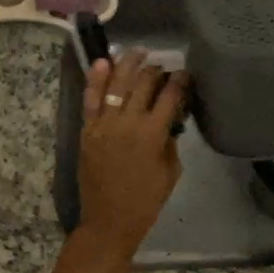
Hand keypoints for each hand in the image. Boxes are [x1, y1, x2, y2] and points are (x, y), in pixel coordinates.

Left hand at [76, 49, 188, 258]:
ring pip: (117, 84)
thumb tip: (168, 119)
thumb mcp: (171, 171)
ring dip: (128, 64)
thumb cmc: (146, 200)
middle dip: (156, 70)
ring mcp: (104, 124)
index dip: (180, 80)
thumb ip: (170, 140)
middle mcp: (128, 122)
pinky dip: (96, 79)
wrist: (109, 221)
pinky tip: (102, 62)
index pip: (170, 96)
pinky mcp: (88, 130)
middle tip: (163, 65)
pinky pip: (91, 99)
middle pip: (143, 83)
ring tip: (138, 52)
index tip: (185, 73)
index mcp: (153, 133)